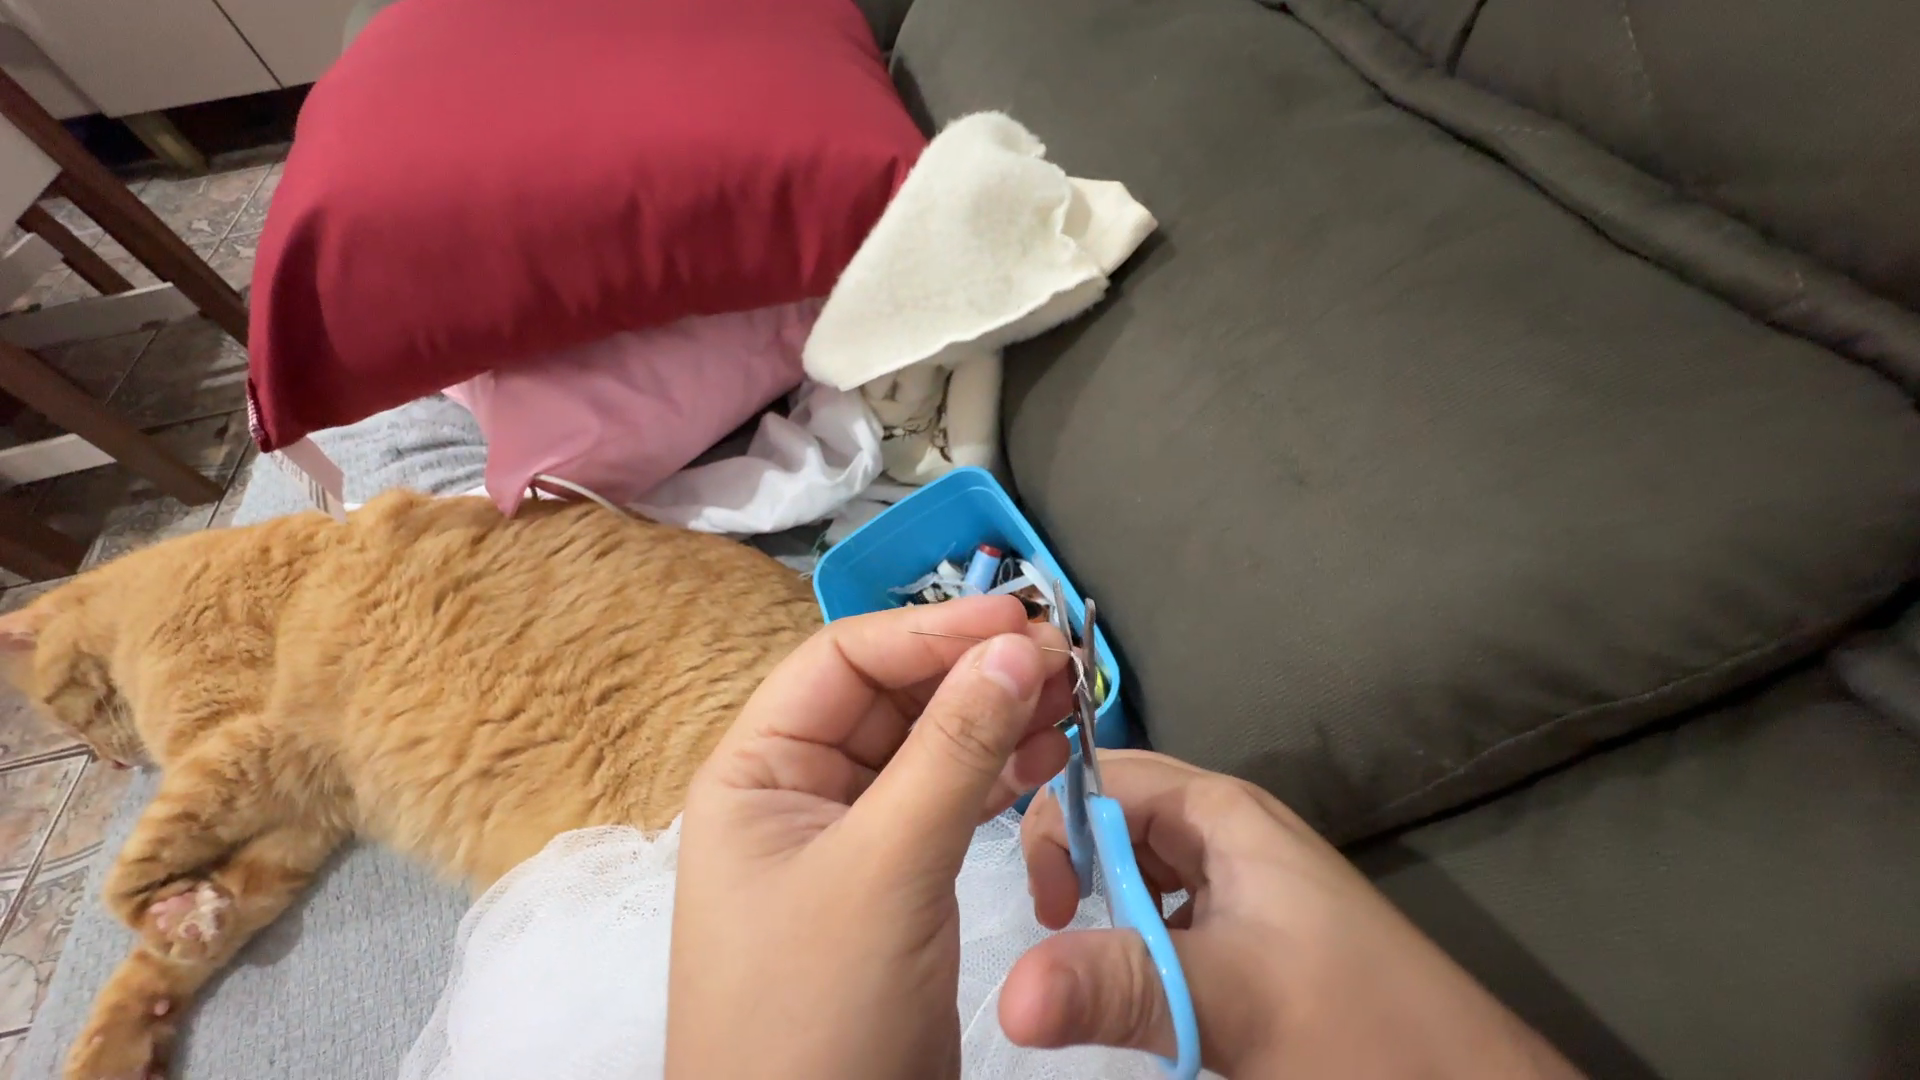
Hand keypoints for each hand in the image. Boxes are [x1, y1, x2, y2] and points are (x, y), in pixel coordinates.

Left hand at [666, 595, 1074, 1079]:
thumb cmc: (818, 1014)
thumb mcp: (887, 867)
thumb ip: (953, 750)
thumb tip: (1015, 648)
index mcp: (758, 768)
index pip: (845, 661)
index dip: (929, 632)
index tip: (1014, 622)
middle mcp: (798, 787)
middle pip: (893, 696)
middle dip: (973, 673)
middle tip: (1057, 661)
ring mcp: (851, 830)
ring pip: (929, 744)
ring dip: (995, 717)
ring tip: (1065, 699)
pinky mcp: (897, 871)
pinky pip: (949, 795)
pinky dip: (998, 772)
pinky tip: (1046, 754)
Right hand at [1005, 752, 1581, 1078]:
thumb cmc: (1358, 1029)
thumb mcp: (1228, 1002)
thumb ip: (1117, 986)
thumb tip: (1008, 998)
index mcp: (1217, 808)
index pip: (1102, 778)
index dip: (1058, 827)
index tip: (1050, 911)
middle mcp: (1222, 823)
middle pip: (1116, 808)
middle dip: (1074, 854)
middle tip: (1057, 925)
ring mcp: (1237, 870)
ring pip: (1138, 855)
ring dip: (1103, 891)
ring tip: (1090, 946)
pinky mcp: (1247, 917)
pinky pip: (1165, 896)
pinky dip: (1134, 921)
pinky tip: (1139, 965)